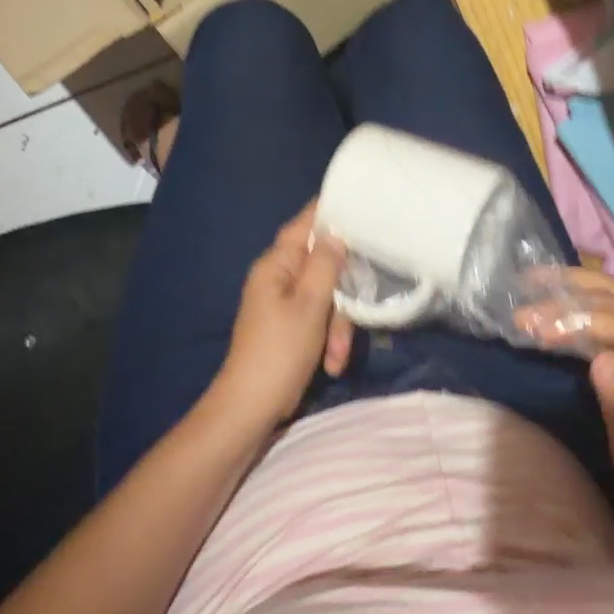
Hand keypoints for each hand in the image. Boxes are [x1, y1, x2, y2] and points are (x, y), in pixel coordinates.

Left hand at [214, 203, 347, 425]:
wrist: (251, 407)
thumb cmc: (280, 351)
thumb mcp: (310, 305)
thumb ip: (326, 265)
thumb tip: (336, 232)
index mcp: (277, 264)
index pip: (305, 224)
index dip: (330, 212)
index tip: (362, 206)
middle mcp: (279, 277)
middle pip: (324, 265)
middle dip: (341, 297)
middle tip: (351, 319)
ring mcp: (283, 302)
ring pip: (326, 297)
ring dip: (337, 327)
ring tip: (337, 357)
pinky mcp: (290, 325)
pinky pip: (318, 319)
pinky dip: (327, 340)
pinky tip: (331, 364)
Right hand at [518, 269, 613, 501]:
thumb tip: (601, 358)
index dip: (578, 318)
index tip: (540, 327)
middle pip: (613, 297)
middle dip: (569, 290)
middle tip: (526, 288)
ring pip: (608, 297)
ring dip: (571, 286)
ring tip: (533, 281)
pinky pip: (602, 311)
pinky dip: (575, 300)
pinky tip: (553, 300)